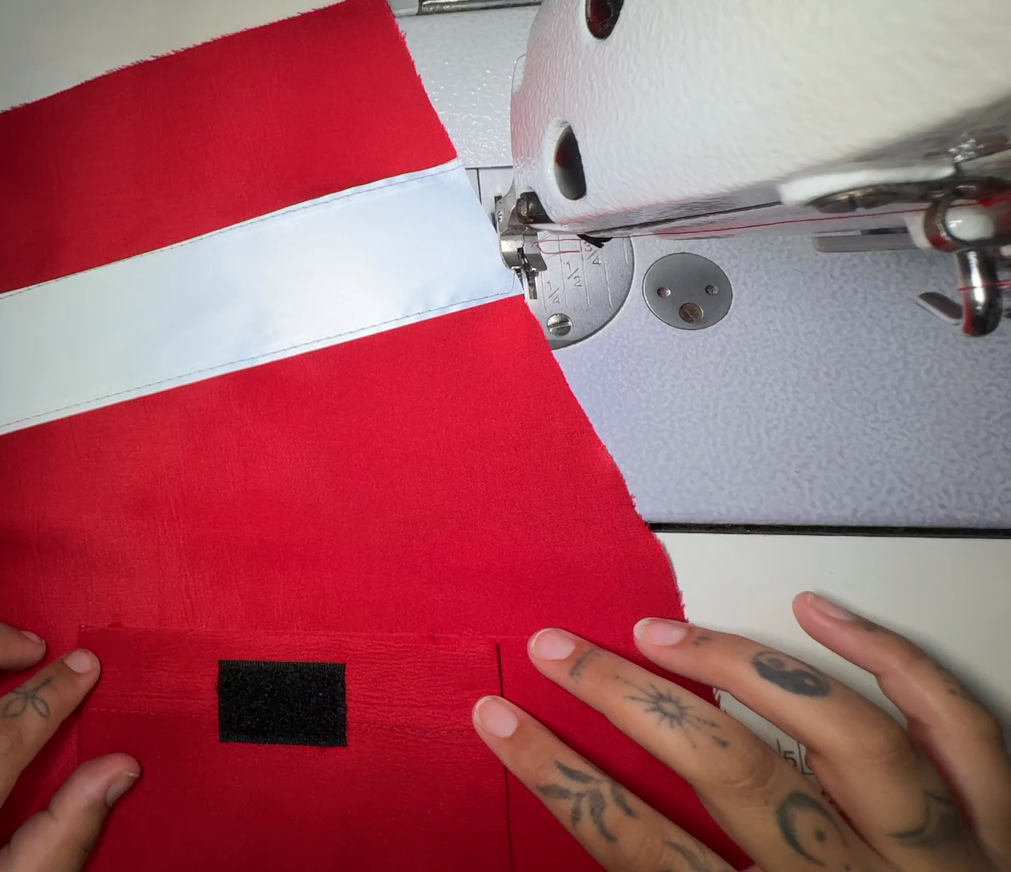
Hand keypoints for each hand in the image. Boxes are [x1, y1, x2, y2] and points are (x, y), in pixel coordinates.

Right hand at [474, 592, 1009, 870]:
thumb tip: (582, 824)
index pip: (643, 849)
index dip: (556, 776)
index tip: (497, 718)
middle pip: (732, 772)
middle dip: (626, 697)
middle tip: (558, 649)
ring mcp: (951, 865)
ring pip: (846, 739)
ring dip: (738, 668)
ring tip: (659, 631)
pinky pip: (963, 738)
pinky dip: (893, 664)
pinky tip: (818, 613)